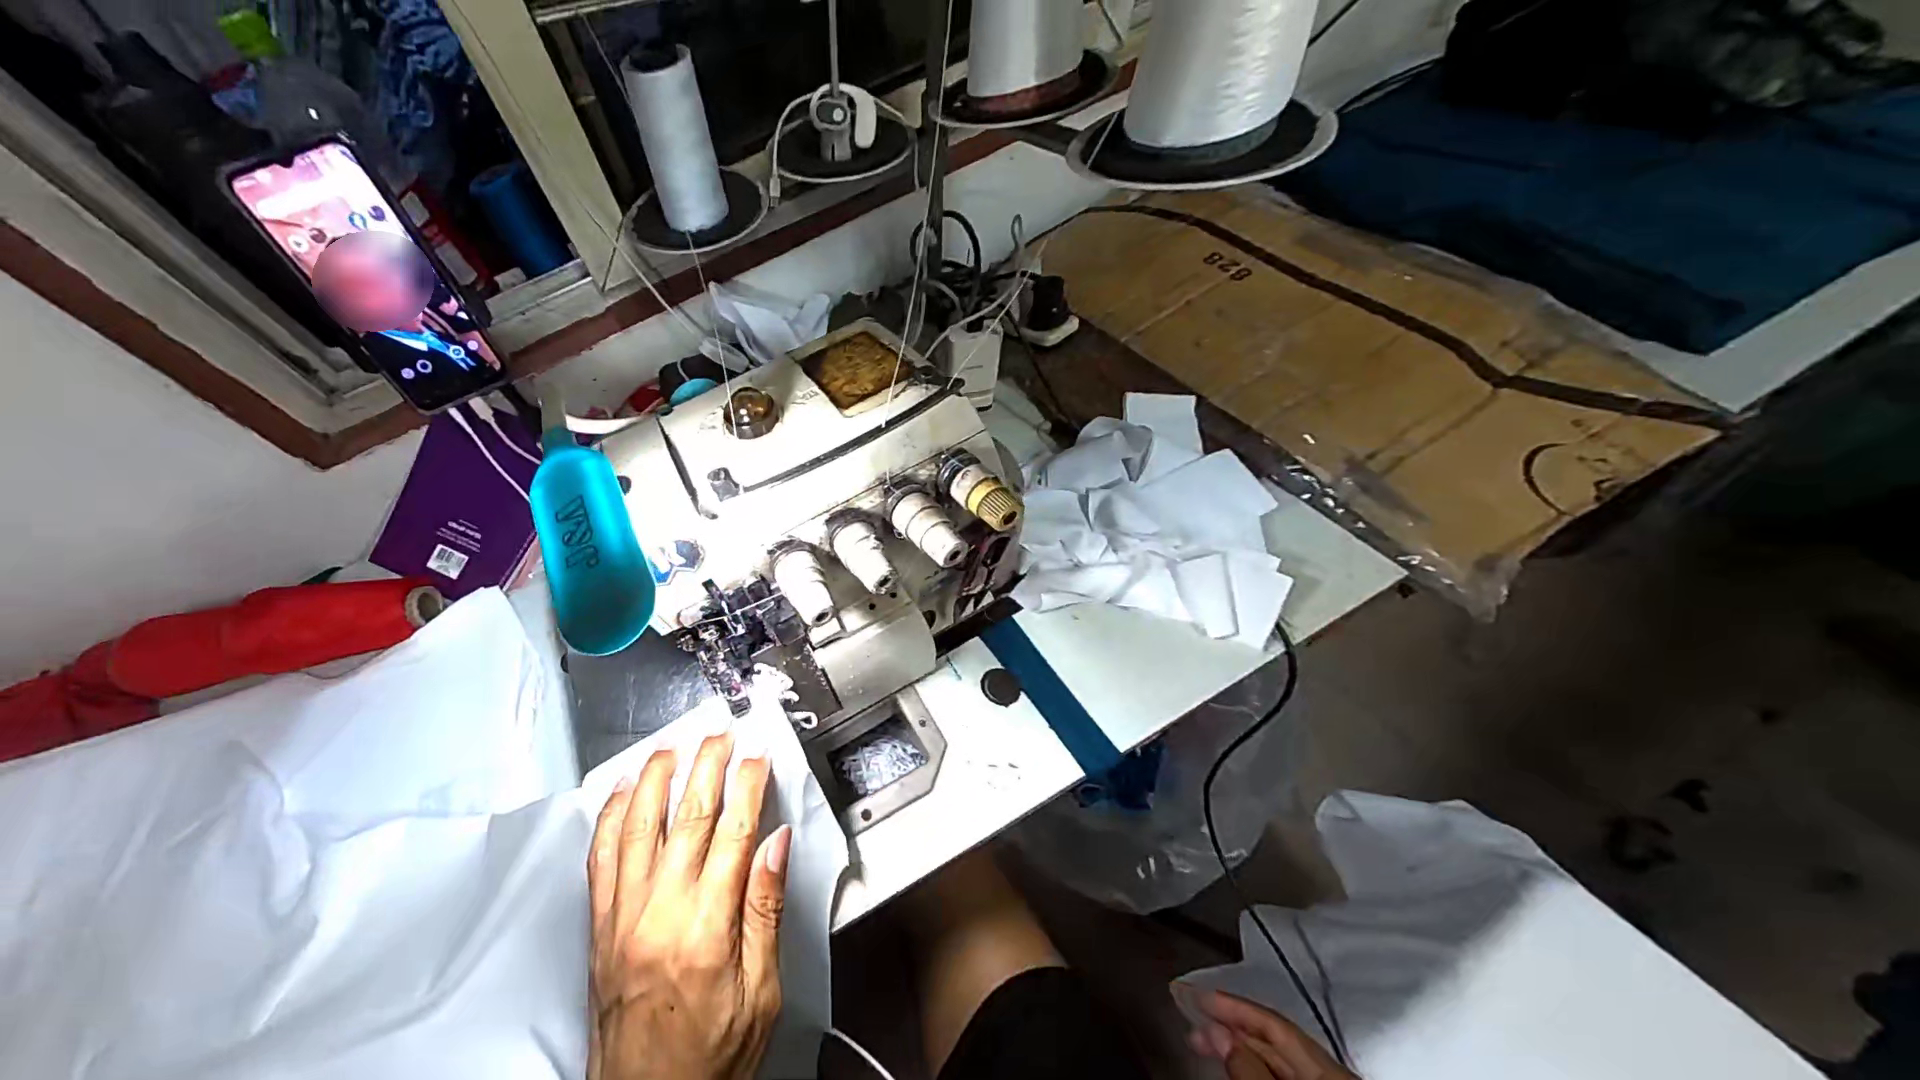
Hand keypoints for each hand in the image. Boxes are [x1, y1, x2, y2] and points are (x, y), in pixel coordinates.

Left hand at [588, 734, 792, 1079]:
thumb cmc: (709, 1057)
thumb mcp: (762, 992)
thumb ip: (765, 911)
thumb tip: (775, 847)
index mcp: (707, 929)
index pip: (733, 835)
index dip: (749, 787)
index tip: (758, 757)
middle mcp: (659, 915)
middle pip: (688, 819)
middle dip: (708, 768)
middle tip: (721, 736)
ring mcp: (622, 918)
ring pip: (638, 829)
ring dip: (655, 780)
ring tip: (671, 748)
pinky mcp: (600, 929)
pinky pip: (601, 859)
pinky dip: (610, 819)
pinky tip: (620, 793)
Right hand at [1186, 990, 1357, 1079]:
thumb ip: (1251, 1069)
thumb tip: (1215, 1029)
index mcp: (1327, 1064)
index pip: (1273, 1022)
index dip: (1231, 1004)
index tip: (1193, 992)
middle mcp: (1329, 1067)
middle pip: (1274, 1038)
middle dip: (1229, 1025)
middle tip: (1189, 1018)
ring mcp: (1325, 1079)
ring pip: (1276, 1057)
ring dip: (1237, 1046)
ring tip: (1201, 1041)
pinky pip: (1280, 1073)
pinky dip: (1255, 1065)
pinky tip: (1233, 1063)